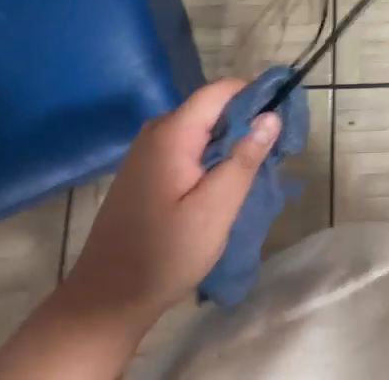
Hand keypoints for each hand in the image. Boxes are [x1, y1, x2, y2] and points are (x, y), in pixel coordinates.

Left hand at [68, 79, 281, 321]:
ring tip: (252, 172)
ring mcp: (146, 151)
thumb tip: (271, 115)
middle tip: (272, 154)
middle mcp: (156, 131)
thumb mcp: (215, 210)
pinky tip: (220, 186)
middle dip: (244, 123)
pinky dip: (208, 158)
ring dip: (227, 143)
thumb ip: (244, 159)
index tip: (282, 119)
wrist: (107, 299)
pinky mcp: (144, 171)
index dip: (254, 95)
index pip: (220, 90)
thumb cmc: (165, 255)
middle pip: (210, 108)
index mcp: (172, 133)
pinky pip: (186, 147)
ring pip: (199, 129)